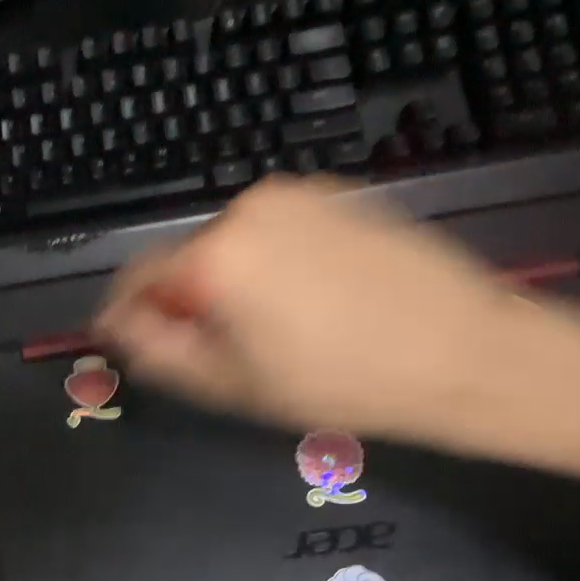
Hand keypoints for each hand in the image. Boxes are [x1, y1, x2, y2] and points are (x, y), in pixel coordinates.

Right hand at [92, 176, 579, 454]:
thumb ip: (158, 351)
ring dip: (228, 285)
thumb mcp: (232, 384)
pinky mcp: (341, 197)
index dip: (122, 314)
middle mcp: (249, 208)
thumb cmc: (339, 382)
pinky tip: (307, 308)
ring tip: (267, 337)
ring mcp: (301, 196)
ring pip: (233, 246)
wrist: (463, 352)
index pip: (137, 277)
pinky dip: (270, 266)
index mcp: (217, 254)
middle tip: (211, 357)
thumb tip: (116, 325)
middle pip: (187, 260)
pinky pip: (278, 234)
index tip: (119, 343)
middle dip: (185, 303)